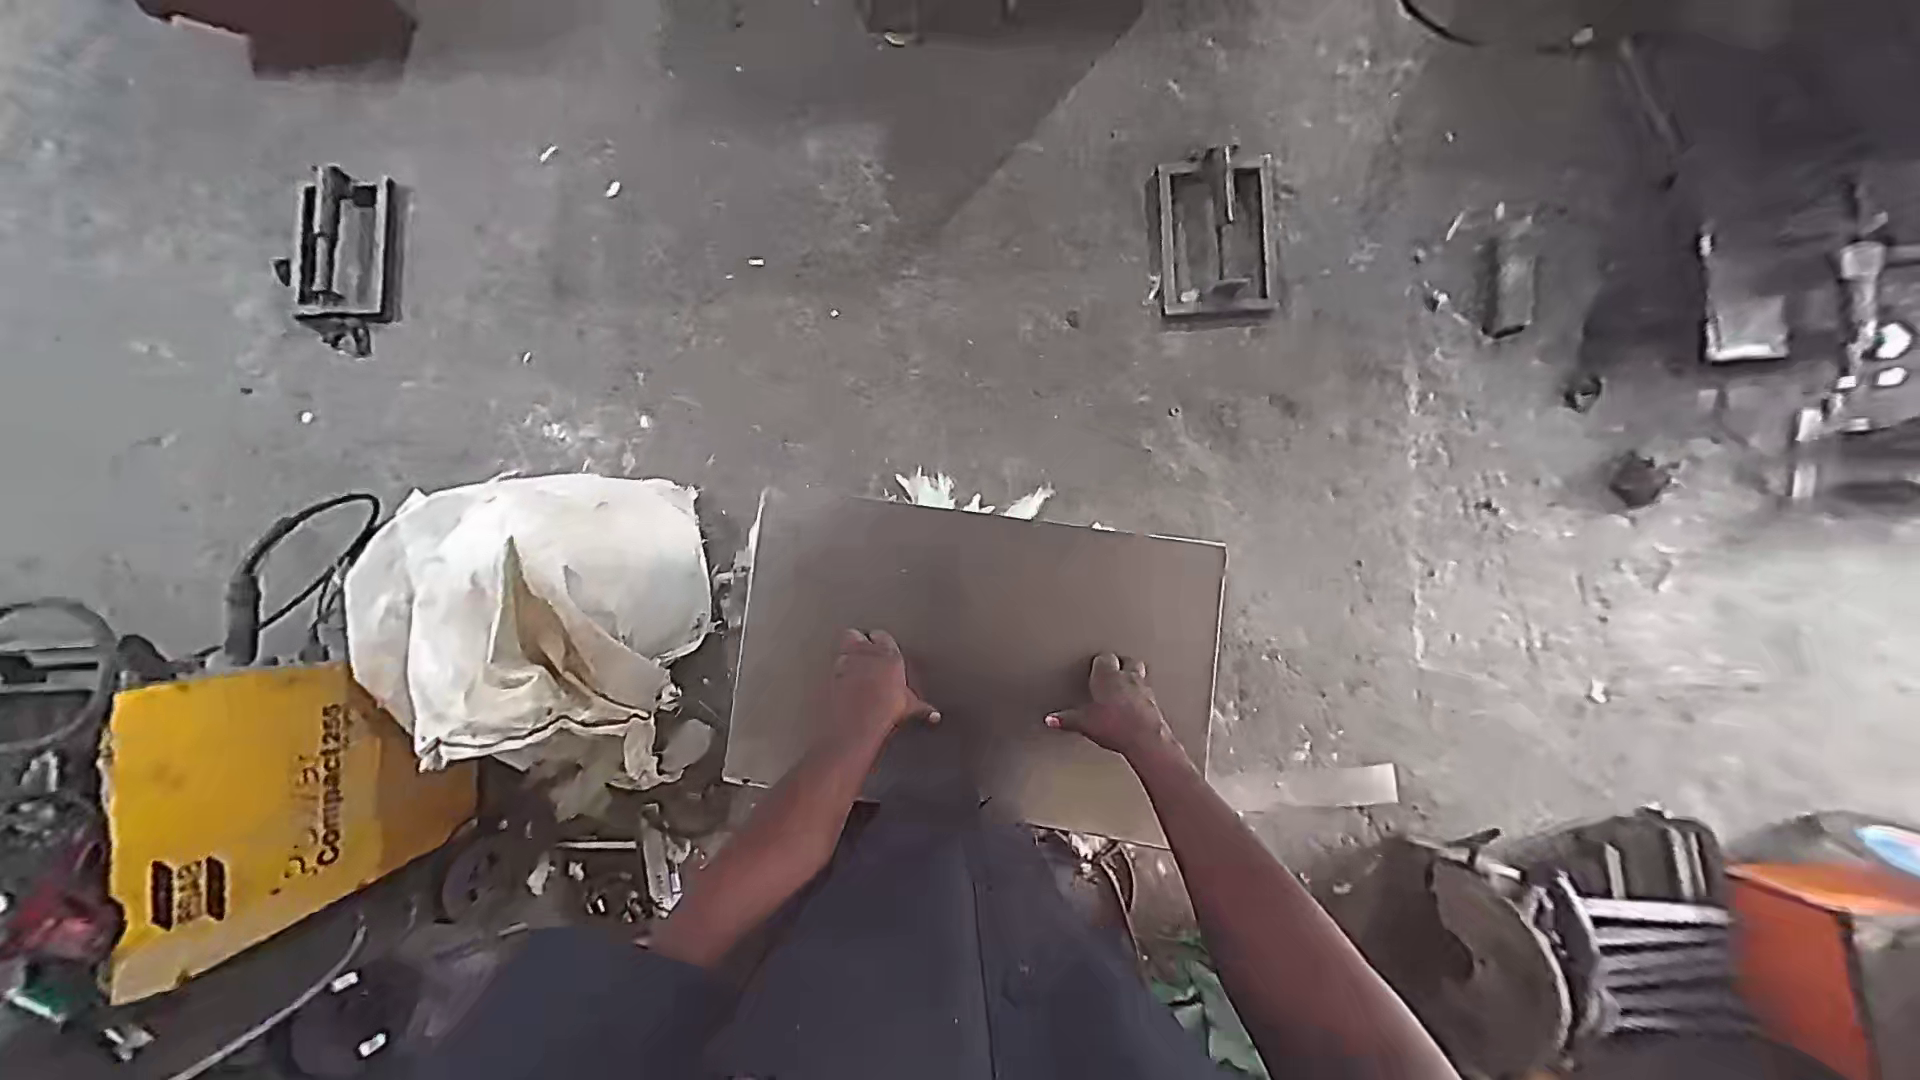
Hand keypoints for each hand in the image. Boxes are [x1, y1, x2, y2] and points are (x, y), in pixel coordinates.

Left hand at [828, 629, 938, 744]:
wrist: (857, 725)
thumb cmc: (885, 711)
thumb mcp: (908, 709)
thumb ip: (920, 707)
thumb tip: (932, 714)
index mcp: (888, 655)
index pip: (882, 636)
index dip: (881, 643)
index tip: (883, 652)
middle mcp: (865, 652)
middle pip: (856, 634)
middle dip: (857, 641)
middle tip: (863, 653)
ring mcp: (844, 661)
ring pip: (841, 646)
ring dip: (845, 654)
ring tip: (849, 666)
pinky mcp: (827, 674)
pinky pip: (829, 666)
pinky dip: (833, 672)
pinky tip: (836, 682)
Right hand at [1046, 653, 1175, 759]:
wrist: (1146, 740)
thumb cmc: (1116, 725)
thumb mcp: (1084, 723)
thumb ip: (1066, 719)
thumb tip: (1052, 719)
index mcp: (1108, 676)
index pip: (1104, 658)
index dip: (1099, 662)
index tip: (1093, 666)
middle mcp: (1127, 678)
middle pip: (1126, 660)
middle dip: (1120, 663)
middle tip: (1112, 671)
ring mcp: (1144, 690)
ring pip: (1140, 675)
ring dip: (1134, 678)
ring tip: (1126, 687)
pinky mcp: (1156, 705)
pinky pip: (1148, 695)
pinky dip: (1142, 698)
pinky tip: (1137, 708)